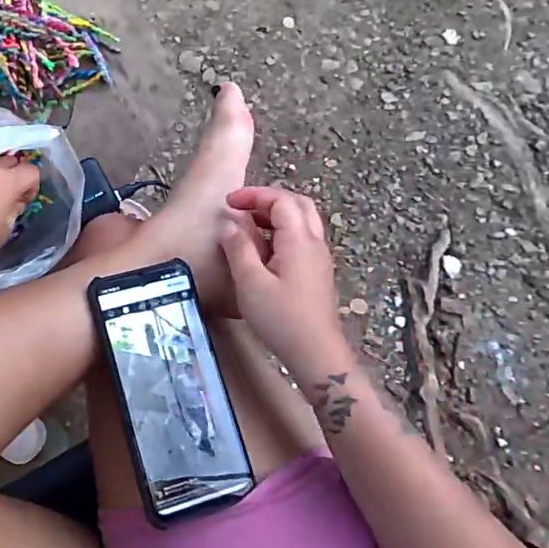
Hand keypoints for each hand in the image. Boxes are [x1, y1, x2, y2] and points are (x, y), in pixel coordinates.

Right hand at [218, 186, 343, 369]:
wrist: (315, 352)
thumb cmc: (280, 318)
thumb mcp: (250, 282)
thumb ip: (238, 249)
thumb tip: (230, 225)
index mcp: (299, 240)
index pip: (281, 201)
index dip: (254, 195)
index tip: (229, 203)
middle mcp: (314, 243)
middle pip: (298, 204)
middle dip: (268, 200)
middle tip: (242, 208)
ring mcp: (319, 258)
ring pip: (302, 221)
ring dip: (276, 216)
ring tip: (248, 227)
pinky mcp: (317, 273)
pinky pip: (302, 239)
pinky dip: (282, 232)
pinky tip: (262, 251)